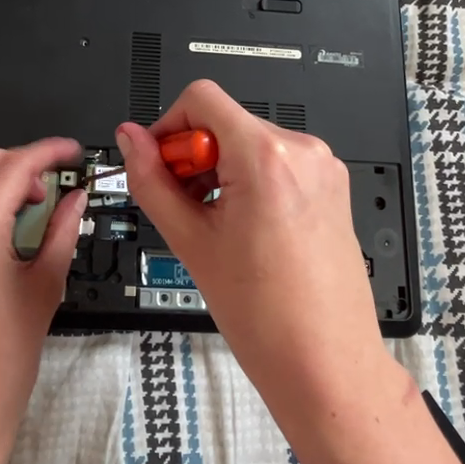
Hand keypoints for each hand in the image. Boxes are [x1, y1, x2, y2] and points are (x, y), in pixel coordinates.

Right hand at [117, 81, 391, 413]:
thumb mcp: (190, 241)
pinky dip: (250, 181)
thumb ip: (152, 180)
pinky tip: (241, 227)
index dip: (168, 128)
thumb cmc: (270, 317)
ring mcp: (323, 168)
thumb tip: (132, 140)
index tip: (160, 165)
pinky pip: (277, 162)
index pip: (201, 99)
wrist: (326, 365)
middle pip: (225, 121)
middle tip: (181, 204)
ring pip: (250, 142)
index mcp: (267, 157)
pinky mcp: (332, 187)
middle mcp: (303, 152)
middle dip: (193, 156)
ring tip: (212, 225)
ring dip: (220, 170)